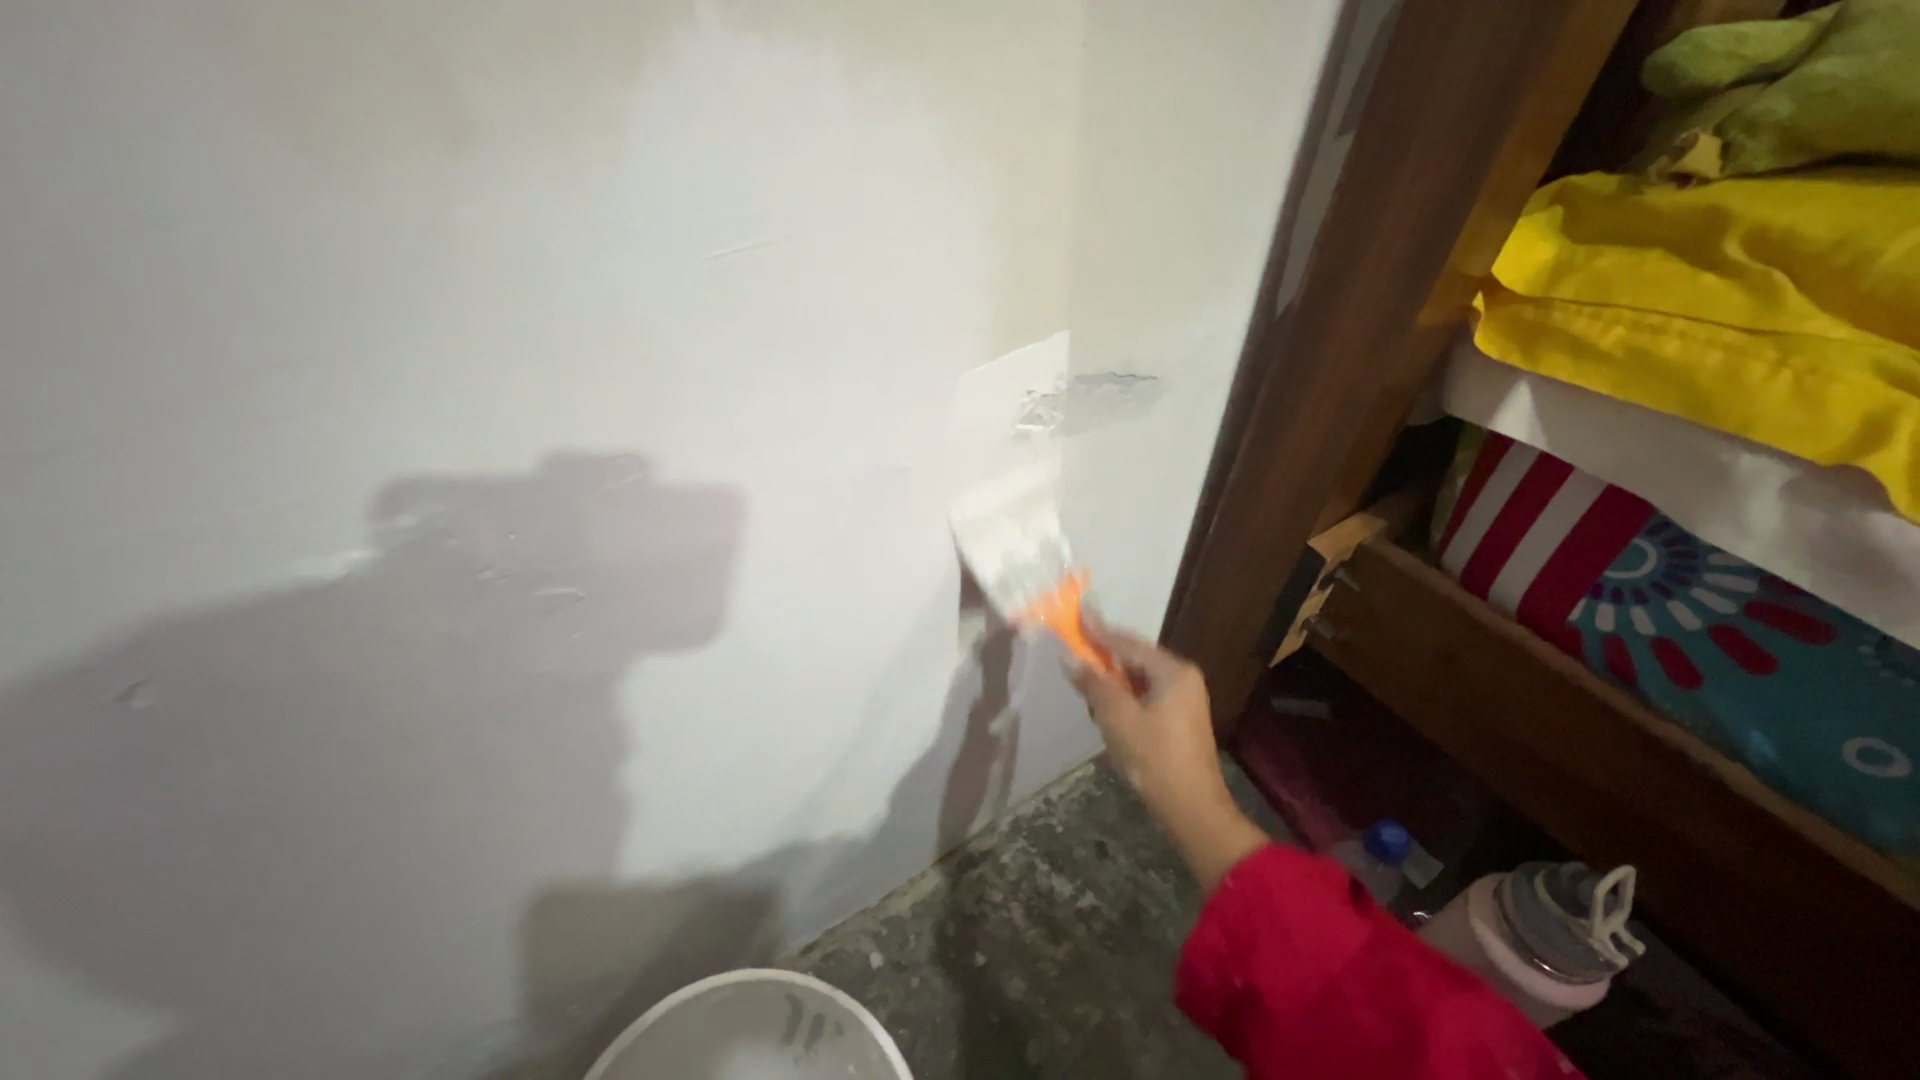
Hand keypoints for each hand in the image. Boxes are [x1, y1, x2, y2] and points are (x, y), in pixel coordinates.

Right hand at [1068, 613, 1223, 808]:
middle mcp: (1182, 677)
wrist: (1191, 807)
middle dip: (1104, 653)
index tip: (1077, 613)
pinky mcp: (1179, 718)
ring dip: (1111, 676)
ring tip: (1084, 669)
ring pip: (1139, 677)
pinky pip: (1145, 693)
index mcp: (1173, 672)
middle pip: (1135, 657)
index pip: (1127, 644)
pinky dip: (1123, 693)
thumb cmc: (1154, 758)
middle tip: (1075, 641)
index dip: (1098, 631)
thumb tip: (1070, 657)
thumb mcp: (1117, 718)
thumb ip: (1094, 684)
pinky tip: (1104, 700)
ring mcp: (1184, 698)